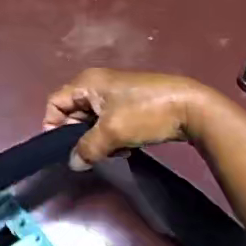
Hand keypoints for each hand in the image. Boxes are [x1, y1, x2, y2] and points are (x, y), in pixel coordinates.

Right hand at [43, 68, 218, 169]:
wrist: (192, 108)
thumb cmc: (146, 113)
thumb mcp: (112, 132)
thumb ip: (87, 148)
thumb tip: (74, 163)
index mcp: (87, 83)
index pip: (55, 103)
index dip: (53, 126)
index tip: (63, 149)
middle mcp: (97, 84)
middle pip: (72, 113)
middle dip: (78, 136)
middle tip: (90, 154)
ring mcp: (115, 94)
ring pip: (92, 121)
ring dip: (97, 140)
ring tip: (112, 153)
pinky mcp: (130, 105)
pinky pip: (109, 123)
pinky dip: (111, 137)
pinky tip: (125, 149)